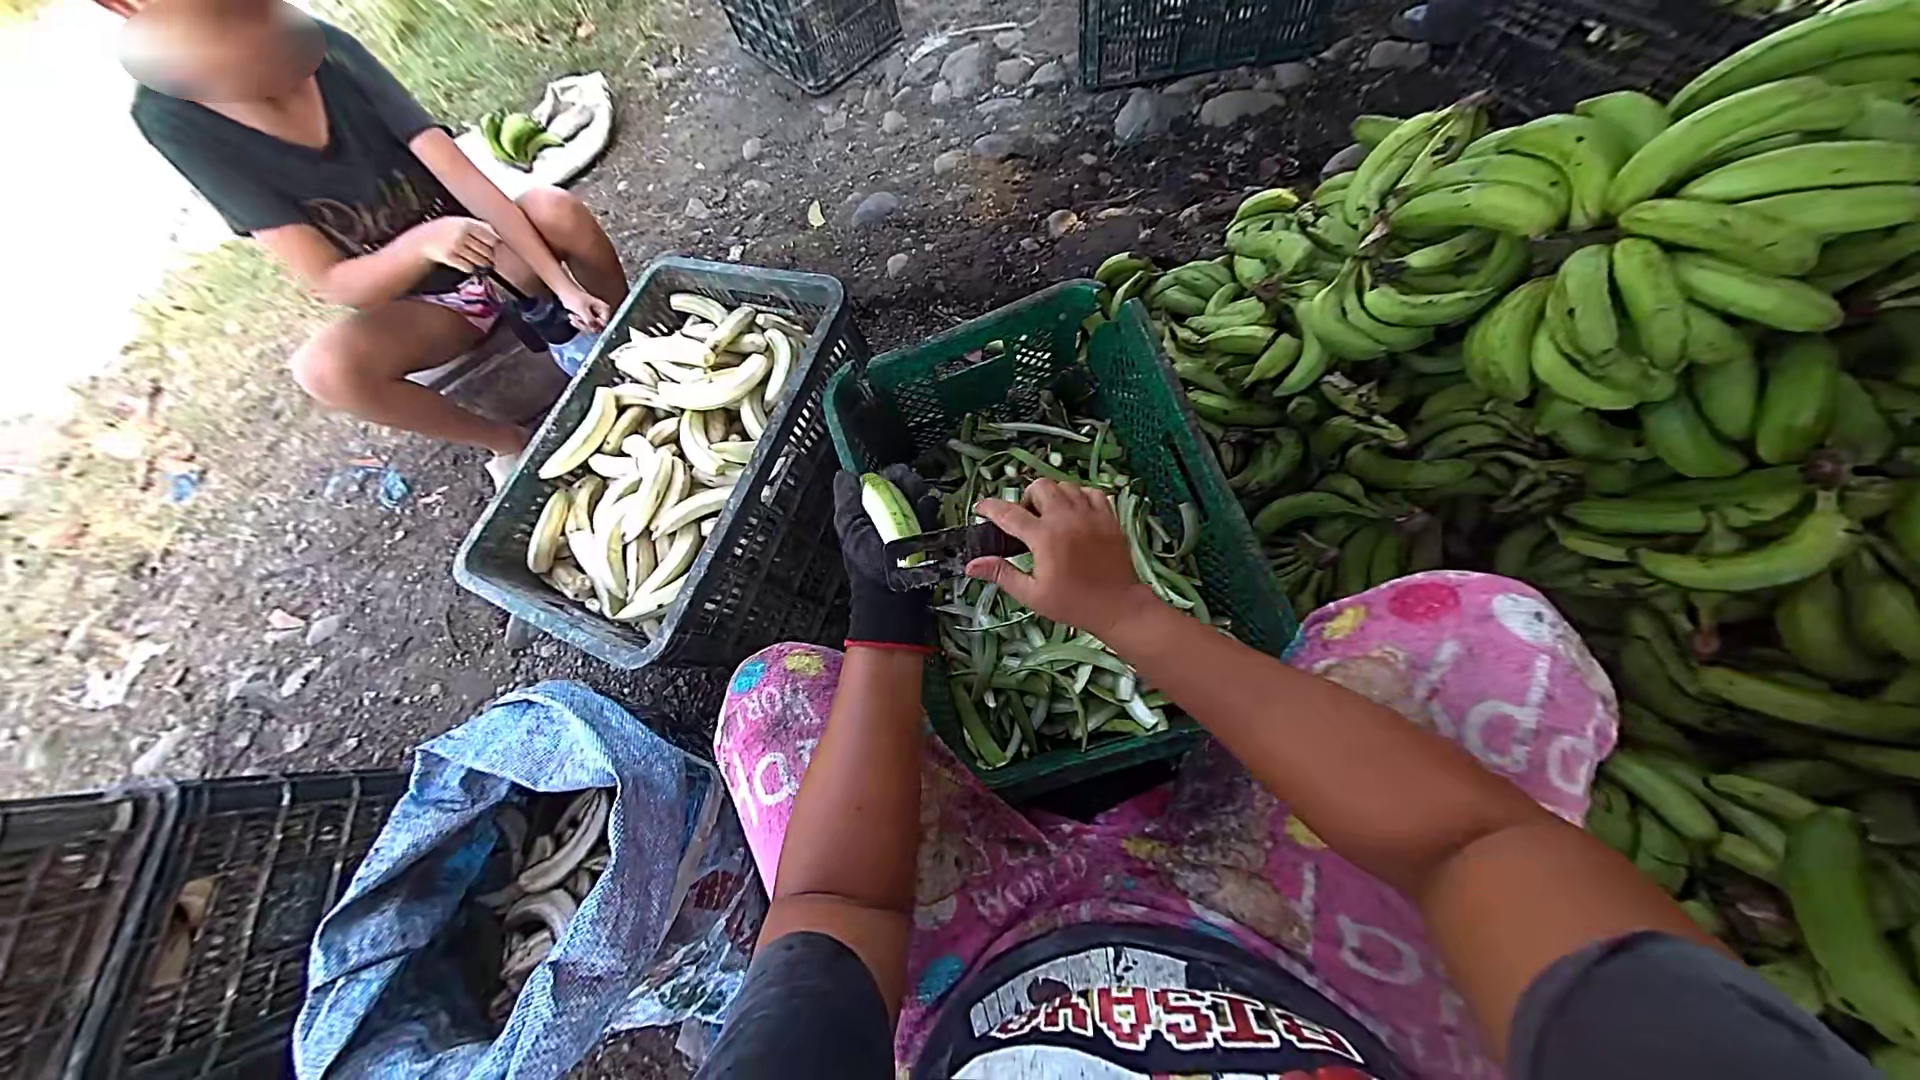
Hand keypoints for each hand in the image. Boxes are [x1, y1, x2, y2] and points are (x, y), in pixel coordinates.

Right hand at [412, 216, 498, 272]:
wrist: (421, 241)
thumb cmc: (446, 232)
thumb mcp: (460, 222)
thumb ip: (480, 226)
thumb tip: (499, 236)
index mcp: (465, 223)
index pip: (492, 239)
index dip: (495, 246)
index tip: (492, 248)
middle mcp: (460, 233)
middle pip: (488, 252)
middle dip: (489, 257)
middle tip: (484, 256)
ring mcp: (454, 246)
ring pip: (481, 261)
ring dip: (481, 264)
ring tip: (474, 259)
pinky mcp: (449, 257)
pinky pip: (470, 268)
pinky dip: (469, 268)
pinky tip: (464, 262)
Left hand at [554, 282, 610, 333]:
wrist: (564, 291)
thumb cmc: (574, 297)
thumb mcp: (582, 309)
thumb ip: (590, 320)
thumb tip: (595, 330)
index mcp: (604, 310)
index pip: (604, 323)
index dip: (595, 325)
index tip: (586, 322)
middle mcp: (602, 314)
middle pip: (597, 327)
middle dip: (585, 324)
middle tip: (577, 318)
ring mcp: (595, 316)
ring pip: (591, 327)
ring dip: (580, 323)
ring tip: (572, 316)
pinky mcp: (588, 318)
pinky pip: (586, 325)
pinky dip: (578, 323)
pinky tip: (572, 317)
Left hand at [832, 465, 939, 649]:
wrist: (893, 595)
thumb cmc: (868, 566)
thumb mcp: (849, 528)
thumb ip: (846, 499)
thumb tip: (844, 473)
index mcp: (876, 505)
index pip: (888, 476)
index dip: (892, 475)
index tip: (892, 481)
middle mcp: (898, 510)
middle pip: (910, 480)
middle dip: (908, 485)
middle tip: (904, 499)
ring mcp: (918, 520)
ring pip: (925, 494)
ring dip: (919, 500)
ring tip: (912, 516)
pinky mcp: (934, 532)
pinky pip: (936, 514)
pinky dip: (930, 515)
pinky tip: (923, 526)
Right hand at [967, 478, 1162, 637]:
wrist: (1118, 607)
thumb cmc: (1073, 604)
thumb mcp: (1032, 594)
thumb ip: (1002, 573)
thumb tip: (972, 565)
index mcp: (1045, 537)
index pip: (1008, 513)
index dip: (990, 508)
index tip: (981, 508)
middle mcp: (1067, 518)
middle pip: (1039, 487)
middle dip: (1027, 500)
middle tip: (1026, 522)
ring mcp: (1091, 514)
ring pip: (1065, 485)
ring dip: (1052, 496)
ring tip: (1050, 518)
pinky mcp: (1109, 517)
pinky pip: (1091, 492)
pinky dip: (1078, 497)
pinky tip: (1075, 514)